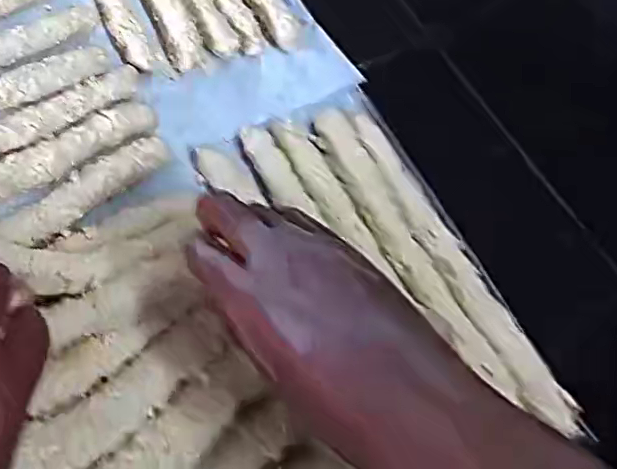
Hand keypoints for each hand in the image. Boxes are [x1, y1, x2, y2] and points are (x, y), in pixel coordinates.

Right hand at [187, 194, 601, 468]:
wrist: (421, 407)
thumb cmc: (338, 406)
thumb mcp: (272, 368)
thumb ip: (244, 321)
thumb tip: (227, 297)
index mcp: (246, 293)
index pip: (201, 252)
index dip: (196, 252)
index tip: (197, 257)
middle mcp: (272, 256)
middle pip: (226, 209)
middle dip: (212, 213)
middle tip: (207, 219)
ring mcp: (310, 245)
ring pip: (265, 209)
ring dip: (251, 217)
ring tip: (249, 230)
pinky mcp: (344, 246)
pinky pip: (300, 220)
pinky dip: (285, 224)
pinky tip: (291, 241)